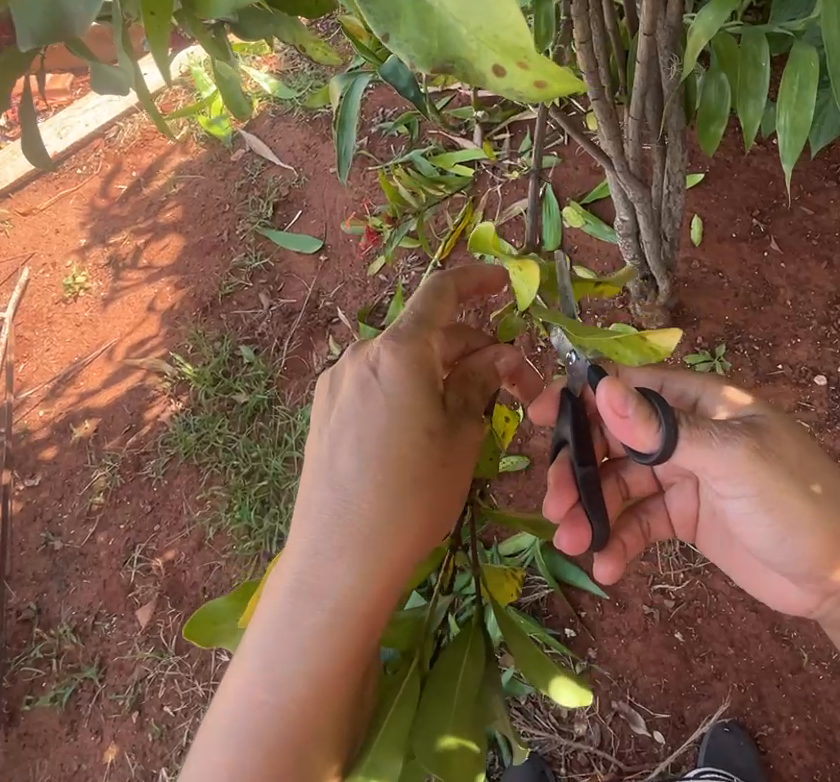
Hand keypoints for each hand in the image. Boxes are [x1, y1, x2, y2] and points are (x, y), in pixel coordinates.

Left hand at [286, 264, 541, 602]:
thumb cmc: (414, 495)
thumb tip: (499, 355)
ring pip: (403, 360)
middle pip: (428, 333)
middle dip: (473, 350)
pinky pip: (378, 382)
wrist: (340, 558)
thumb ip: (480, 382)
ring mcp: (338, 380)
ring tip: (472, 412)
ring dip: (442, 371)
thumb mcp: (462, 435)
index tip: (504, 283)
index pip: (441, 291)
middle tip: (513, 386)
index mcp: (399, 350)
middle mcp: (362, 353)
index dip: (476, 280)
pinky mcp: (325, 409)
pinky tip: (426, 427)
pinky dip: (410, 387)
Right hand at [529, 368, 839, 619]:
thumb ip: (663, 429)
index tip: (539, 417)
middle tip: (553, 503)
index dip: (582, 398)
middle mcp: (686, 434)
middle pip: (615, 442)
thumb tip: (601, 386)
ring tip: (571, 543)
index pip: (629, 389)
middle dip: (581, 470)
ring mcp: (685, 477)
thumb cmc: (796, 499)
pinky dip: (619, 543)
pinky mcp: (686, 519)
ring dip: (593, 512)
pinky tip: (607, 568)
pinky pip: (640, 524)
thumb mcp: (729, 459)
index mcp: (699, 402)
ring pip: (621, 487)